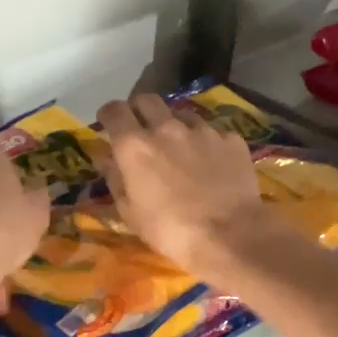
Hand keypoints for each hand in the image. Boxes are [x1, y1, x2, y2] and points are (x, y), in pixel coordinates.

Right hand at [96, 94, 266, 272]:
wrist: (229, 235)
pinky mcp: (231, 139)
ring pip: (181, 114)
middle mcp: (167, 128)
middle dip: (139, 110)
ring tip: (178, 149)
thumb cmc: (169, 230)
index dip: (108, 115)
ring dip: (173, 126)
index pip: (114, 111)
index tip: (107, 124)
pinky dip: (204, 143)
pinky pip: (211, 133)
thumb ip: (115, 179)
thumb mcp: (129, 212)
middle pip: (147, 100)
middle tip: (140, 129)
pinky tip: (209, 164)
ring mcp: (203, 130)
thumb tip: (106, 160)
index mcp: (135, 146)